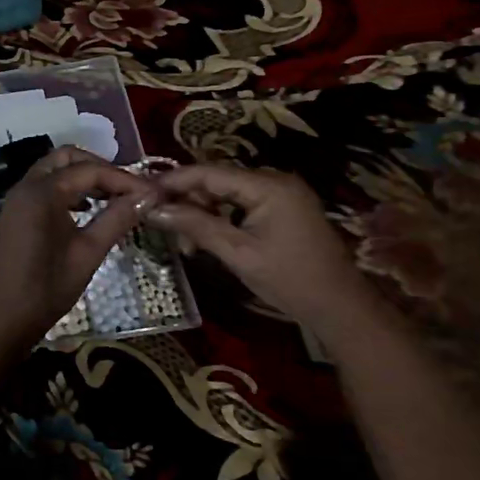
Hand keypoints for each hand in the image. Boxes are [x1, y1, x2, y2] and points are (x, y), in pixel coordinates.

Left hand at [0, 147, 156, 344]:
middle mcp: (25, 186)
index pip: (88, 170)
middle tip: (127, 188)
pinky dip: (67, 188)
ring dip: (82, 176)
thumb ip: (118, 217)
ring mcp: (18, 198)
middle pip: (66, 158)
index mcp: (41, 193)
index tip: (151, 192)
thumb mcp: (90, 251)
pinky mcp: (17, 211)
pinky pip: (44, 186)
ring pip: (54, 169)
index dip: (122, 178)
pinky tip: (88, 208)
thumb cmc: (50, 285)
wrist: (10, 313)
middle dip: (98, 167)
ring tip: (114, 197)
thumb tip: (150, 195)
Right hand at [142, 165, 375, 328]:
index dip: (172, 181)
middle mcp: (274, 181)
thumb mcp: (236, 252)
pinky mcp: (279, 209)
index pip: (208, 172)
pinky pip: (237, 205)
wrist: (338, 306)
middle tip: (162, 226)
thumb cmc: (289, 279)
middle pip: (215, 180)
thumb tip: (152, 209)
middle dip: (185, 201)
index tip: (141, 195)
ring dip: (199, 214)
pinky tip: (203, 240)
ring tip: (185, 243)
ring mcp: (279, 194)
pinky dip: (217, 219)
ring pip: (223, 194)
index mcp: (268, 186)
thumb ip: (194, 225)